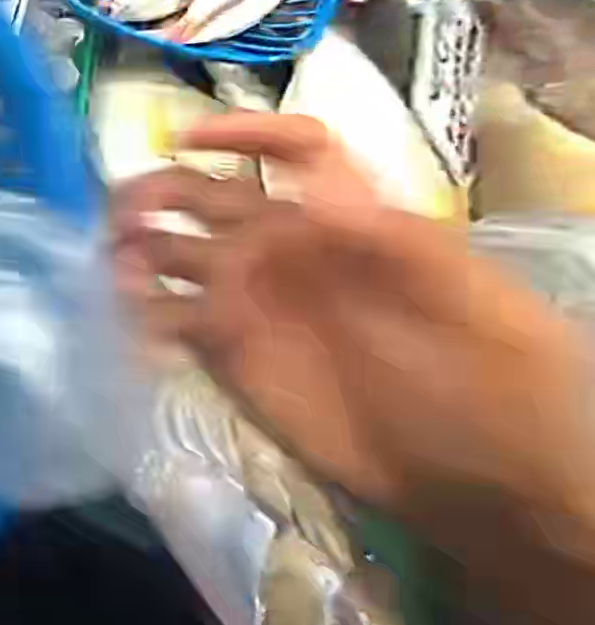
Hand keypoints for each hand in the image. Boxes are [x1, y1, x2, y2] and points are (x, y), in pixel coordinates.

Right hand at [112, 114, 594, 541]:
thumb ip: (401, 248)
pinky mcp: (213, 343)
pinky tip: (135, 334)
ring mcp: (239, 296)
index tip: (184, 139)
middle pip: (197, 194)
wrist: (480, 491)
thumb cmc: (503, 395)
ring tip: (126, 285)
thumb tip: (316, 195)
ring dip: (131, 255)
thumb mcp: (482, 315)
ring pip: (161, 251)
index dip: (241, 133)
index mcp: (342, 224)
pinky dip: (133, 316)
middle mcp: (278, 248)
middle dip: (149, 194)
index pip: (291, 153)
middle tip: (121, 221)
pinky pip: (156, 314)